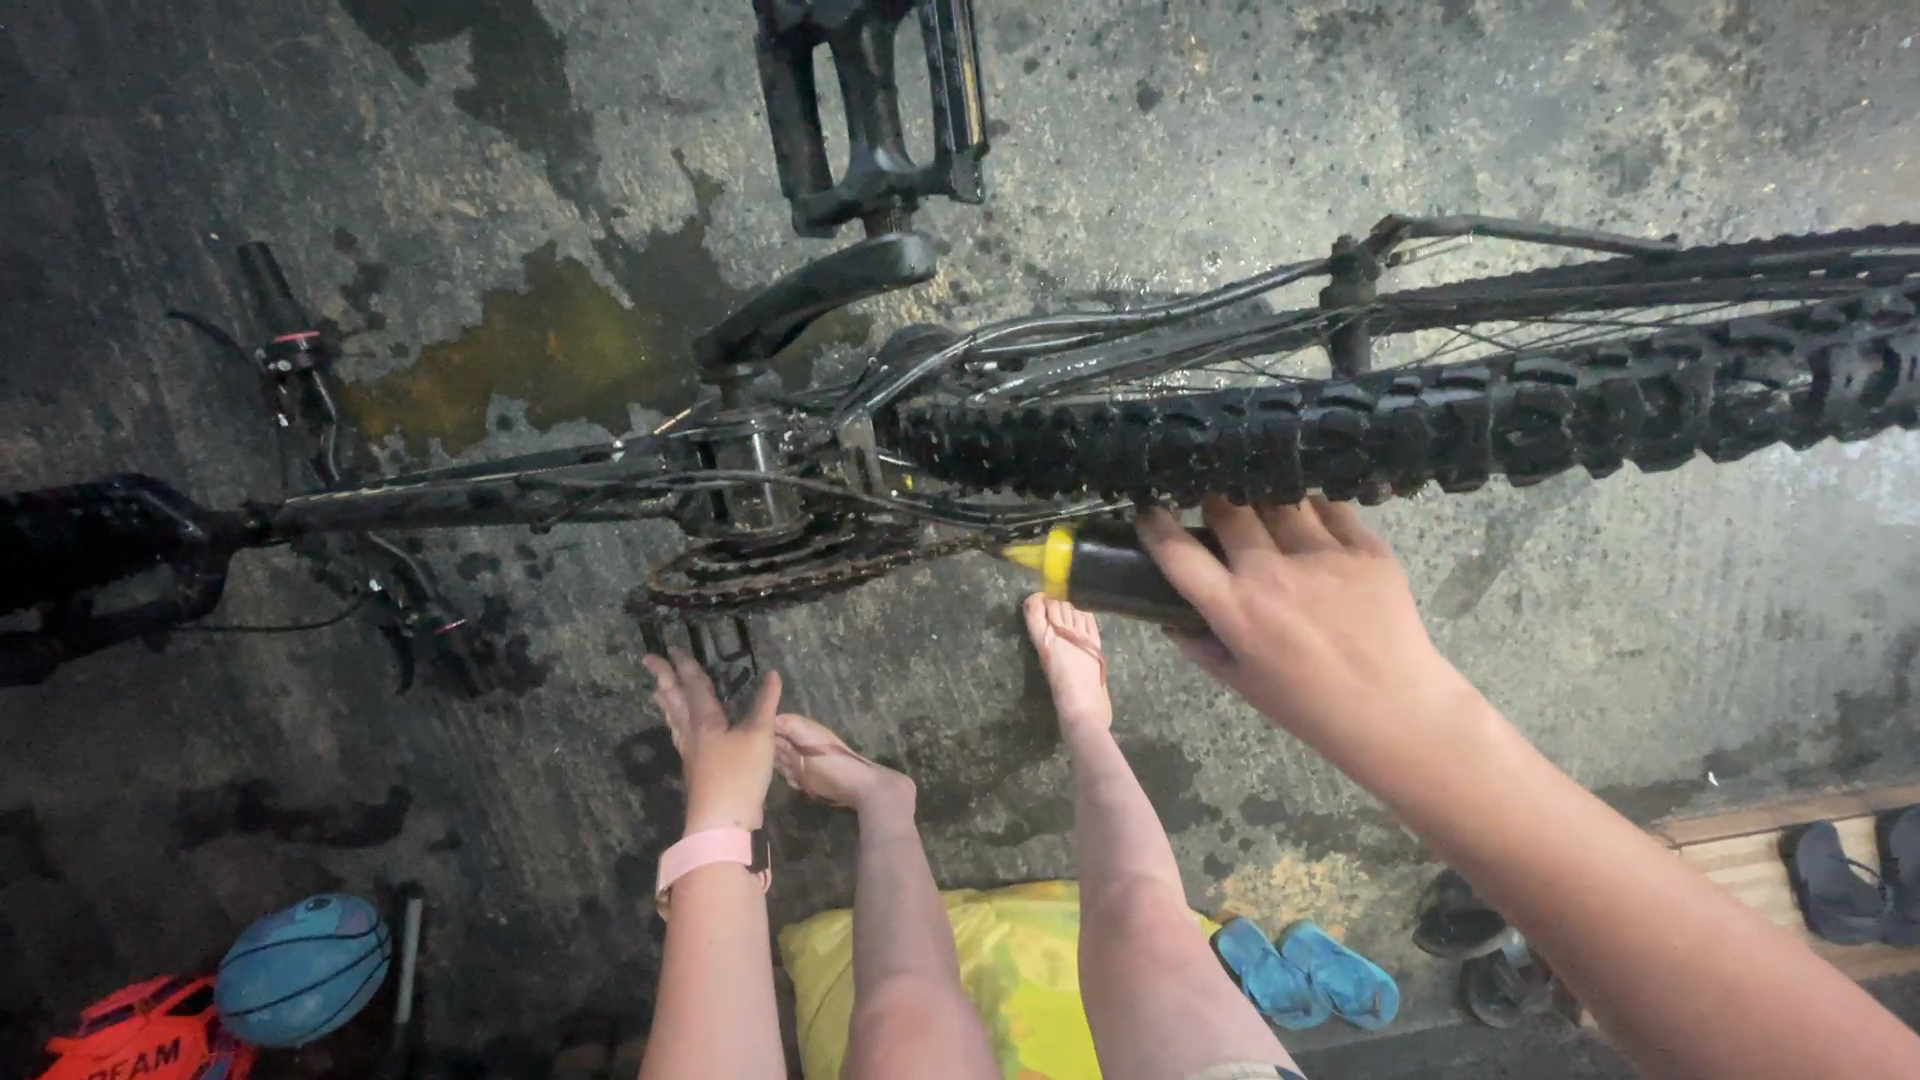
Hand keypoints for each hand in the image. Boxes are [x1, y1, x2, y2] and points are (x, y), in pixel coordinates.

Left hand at [641, 648, 780, 834]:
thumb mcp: (759, 735)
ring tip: (658, 690)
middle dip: (664, 678)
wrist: (721, 823)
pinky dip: (676, 723)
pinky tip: (682, 730)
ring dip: (666, 700)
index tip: (671, 648)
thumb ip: (765, 703)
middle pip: (675, 700)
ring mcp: (691, 754)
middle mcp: (693, 733)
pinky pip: (680, 736)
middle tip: (650, 660)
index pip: (694, 686)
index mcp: (706, 721)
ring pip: (674, 719)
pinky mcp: (695, 770)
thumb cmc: (739, 775)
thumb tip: (771, 674)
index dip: (685, 666)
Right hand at [1137, 496, 1477, 749]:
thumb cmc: (1308, 705)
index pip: (1178, 552)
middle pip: (1227, 509)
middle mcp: (1271, 574)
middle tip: (1212, 504)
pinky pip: (1330, 508)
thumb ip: (1199, 647)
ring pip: (1279, 499)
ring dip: (1261, 497)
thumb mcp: (1240, 682)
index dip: (1154, 524)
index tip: (1148, 511)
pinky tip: (1307, 512)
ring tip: (1260, 500)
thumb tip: (1169, 619)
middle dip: (1211, 499)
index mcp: (1235, 609)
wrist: (1396, 711)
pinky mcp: (1366, 549)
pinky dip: (1311, 506)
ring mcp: (1322, 556)